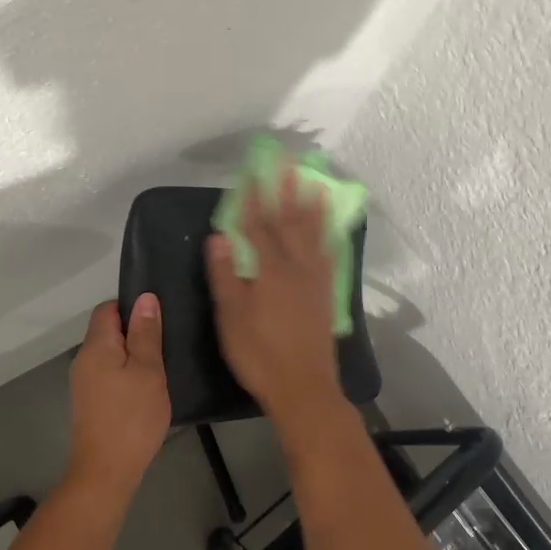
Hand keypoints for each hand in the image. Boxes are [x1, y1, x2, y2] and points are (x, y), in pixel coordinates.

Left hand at [66, 295, 170, 491]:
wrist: (106, 470)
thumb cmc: (132, 417)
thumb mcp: (148, 370)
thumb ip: (146, 333)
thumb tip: (144, 298)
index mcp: (96, 346)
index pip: (107, 309)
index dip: (132, 307)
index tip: (158, 320)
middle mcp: (84, 360)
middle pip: (107, 331)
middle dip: (135, 332)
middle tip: (167, 343)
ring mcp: (84, 383)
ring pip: (110, 355)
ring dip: (133, 356)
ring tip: (162, 366)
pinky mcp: (90, 403)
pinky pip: (109, 376)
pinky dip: (127, 376)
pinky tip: (147, 390)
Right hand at [205, 172, 342, 416]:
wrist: (303, 388)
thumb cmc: (259, 354)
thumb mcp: (231, 317)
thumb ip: (225, 275)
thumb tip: (219, 237)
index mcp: (270, 271)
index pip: (258, 226)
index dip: (253, 199)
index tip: (251, 172)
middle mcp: (297, 268)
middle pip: (290, 222)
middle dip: (287, 190)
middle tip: (288, 162)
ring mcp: (316, 281)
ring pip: (314, 236)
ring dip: (312, 207)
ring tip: (315, 183)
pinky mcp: (327, 296)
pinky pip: (330, 257)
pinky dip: (330, 239)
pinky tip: (331, 232)